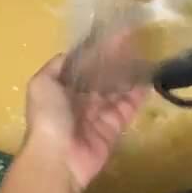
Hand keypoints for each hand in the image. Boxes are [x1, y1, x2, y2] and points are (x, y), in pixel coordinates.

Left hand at [22, 54, 145, 192]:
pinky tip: (149, 79)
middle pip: (102, 75)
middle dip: (115, 60)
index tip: (113, 34)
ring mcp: (99, 113)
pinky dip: (138, 94)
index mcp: (63, 88)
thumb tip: (72, 53)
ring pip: (116, 89)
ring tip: (145, 55)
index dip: (97, 50)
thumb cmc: (49, 117)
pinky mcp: (114, 126)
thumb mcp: (42, 84)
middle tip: (134, 41)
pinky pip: (128, 106)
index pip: (83, 64)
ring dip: (128, 74)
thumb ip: (56, 66)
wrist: (59, 158)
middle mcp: (81, 99)